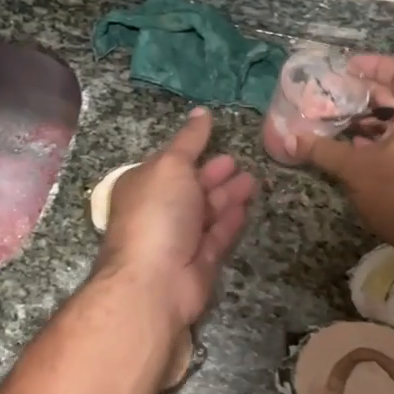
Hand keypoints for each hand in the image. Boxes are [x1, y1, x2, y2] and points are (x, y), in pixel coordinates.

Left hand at [96, 108, 258, 329]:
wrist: (154, 281)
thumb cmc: (157, 213)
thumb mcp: (171, 166)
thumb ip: (189, 140)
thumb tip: (201, 112)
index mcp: (142, 185)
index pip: (168, 163)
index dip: (191, 149)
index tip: (215, 136)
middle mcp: (157, 210)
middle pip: (189, 188)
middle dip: (212, 174)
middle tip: (237, 161)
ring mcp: (178, 238)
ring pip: (206, 212)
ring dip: (227, 195)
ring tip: (252, 179)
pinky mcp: (198, 262)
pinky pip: (217, 236)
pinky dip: (230, 220)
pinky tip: (246, 206)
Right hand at [294, 54, 393, 262]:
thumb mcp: (355, 170)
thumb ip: (323, 149)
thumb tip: (290, 138)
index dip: (375, 65)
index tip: (346, 66)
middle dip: (367, 92)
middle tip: (335, 93)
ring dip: (372, 116)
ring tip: (339, 118)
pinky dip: (381, 135)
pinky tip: (354, 145)